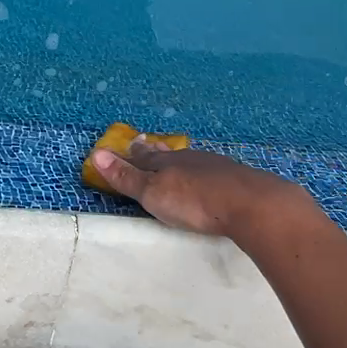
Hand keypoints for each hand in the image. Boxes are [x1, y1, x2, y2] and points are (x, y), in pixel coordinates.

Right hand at [88, 137, 317, 237]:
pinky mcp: (234, 178)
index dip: (132, 154)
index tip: (126, 144)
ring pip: (190, 160)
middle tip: (145, 144)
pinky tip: (208, 174)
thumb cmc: (194, 201)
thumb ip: (127, 177)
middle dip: (154, 152)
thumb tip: (96, 154)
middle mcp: (188, 159)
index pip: (143, 157)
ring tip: (176, 158)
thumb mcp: (153, 193)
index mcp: (166, 163)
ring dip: (180, 160)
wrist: (249, 203)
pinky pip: (211, 170)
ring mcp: (214, 167)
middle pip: (167, 155)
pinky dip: (203, 172)